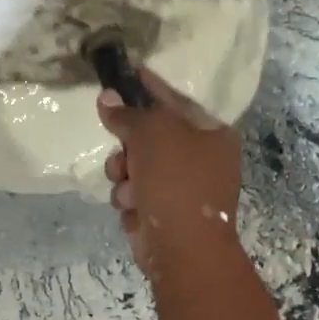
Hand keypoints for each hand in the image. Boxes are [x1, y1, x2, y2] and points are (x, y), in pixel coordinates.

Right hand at [96, 69, 243, 275]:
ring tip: (129, 190)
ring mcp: (180, 187)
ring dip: (124, 177)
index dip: (149, 87)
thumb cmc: (177, 182)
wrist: (182, 249)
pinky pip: (132, 193)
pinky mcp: (161, 212)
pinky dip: (129, 200)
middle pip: (148, 136)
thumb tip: (107, 97)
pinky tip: (134, 209)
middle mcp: (199, 158)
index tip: (127, 71)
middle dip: (128, 146)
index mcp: (211, 133)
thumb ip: (128, 114)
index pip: (174, 100)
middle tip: (122, 152)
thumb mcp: (152, 136)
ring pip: (133, 166)